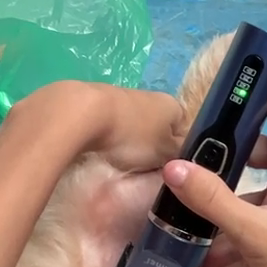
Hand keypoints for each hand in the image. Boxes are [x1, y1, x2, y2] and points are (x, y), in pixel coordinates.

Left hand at [13, 81, 187, 171]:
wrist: (81, 114)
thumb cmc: (131, 135)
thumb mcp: (164, 154)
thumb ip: (179, 157)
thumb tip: (184, 162)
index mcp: (172, 105)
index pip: (185, 131)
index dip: (178, 153)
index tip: (167, 171)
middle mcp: (151, 96)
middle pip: (157, 128)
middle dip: (151, 147)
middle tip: (144, 170)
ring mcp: (122, 96)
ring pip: (133, 126)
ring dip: (129, 142)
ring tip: (119, 163)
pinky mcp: (96, 102)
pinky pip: (110, 125)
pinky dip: (108, 137)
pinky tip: (100, 150)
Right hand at [159, 91, 266, 266]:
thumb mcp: (252, 233)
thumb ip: (212, 198)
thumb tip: (172, 167)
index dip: (256, 95)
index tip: (219, 104)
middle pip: (266, 144)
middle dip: (228, 154)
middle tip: (191, 162)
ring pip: (264, 182)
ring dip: (231, 197)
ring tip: (190, 211)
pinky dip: (246, 221)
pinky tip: (211, 253)